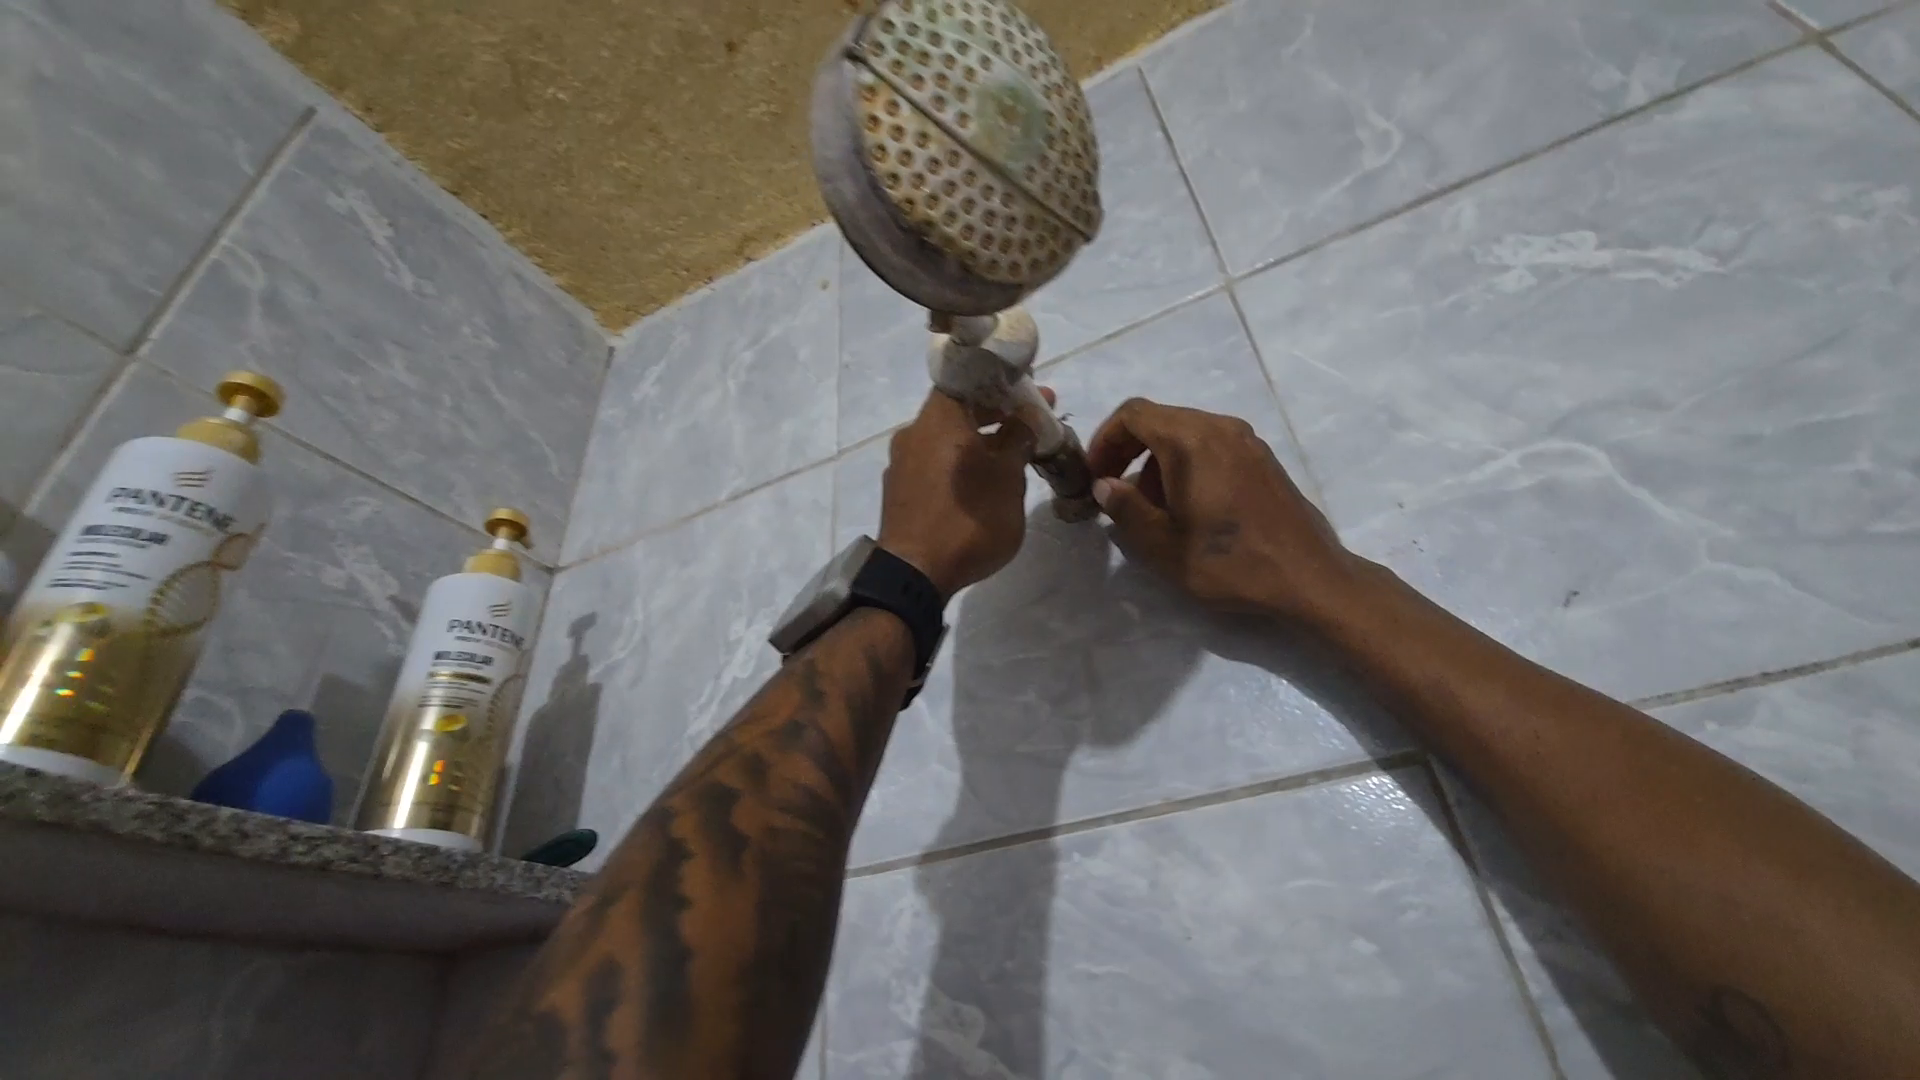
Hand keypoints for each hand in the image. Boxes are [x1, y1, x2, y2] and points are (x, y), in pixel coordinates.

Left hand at [877, 389, 1042, 598]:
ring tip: (1011, 456)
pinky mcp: (899, 491)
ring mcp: (901, 463)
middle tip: (1032, 422)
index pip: (968, 378)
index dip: (1002, 382)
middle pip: (958, 409)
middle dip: (996, 413)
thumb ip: (1018, 440)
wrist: (914, 574)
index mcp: (938, 418)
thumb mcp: (1008, 479)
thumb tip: (1024, 418)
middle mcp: (913, 432)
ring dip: (978, 441)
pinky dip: (958, 463)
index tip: (1030, 391)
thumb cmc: (967, 519)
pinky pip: (934, 463)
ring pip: (946, 439)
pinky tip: (980, 483)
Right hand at [1085, 397, 1357, 619]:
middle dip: (1128, 451)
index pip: (1133, 414)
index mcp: (1190, 441)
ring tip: (1151, 507)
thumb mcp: (1162, 545)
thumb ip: (1126, 508)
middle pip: (1159, 419)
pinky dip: (1186, 463)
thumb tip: (1104, 485)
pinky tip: (1188, 506)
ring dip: (1157, 460)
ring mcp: (1246, 440)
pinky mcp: (1262, 458)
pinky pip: (1211, 445)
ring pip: (1185, 432)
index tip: (1094, 475)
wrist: (1307, 578)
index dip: (1104, 440)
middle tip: (1114, 491)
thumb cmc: (1228, 562)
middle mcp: (1219, 428)